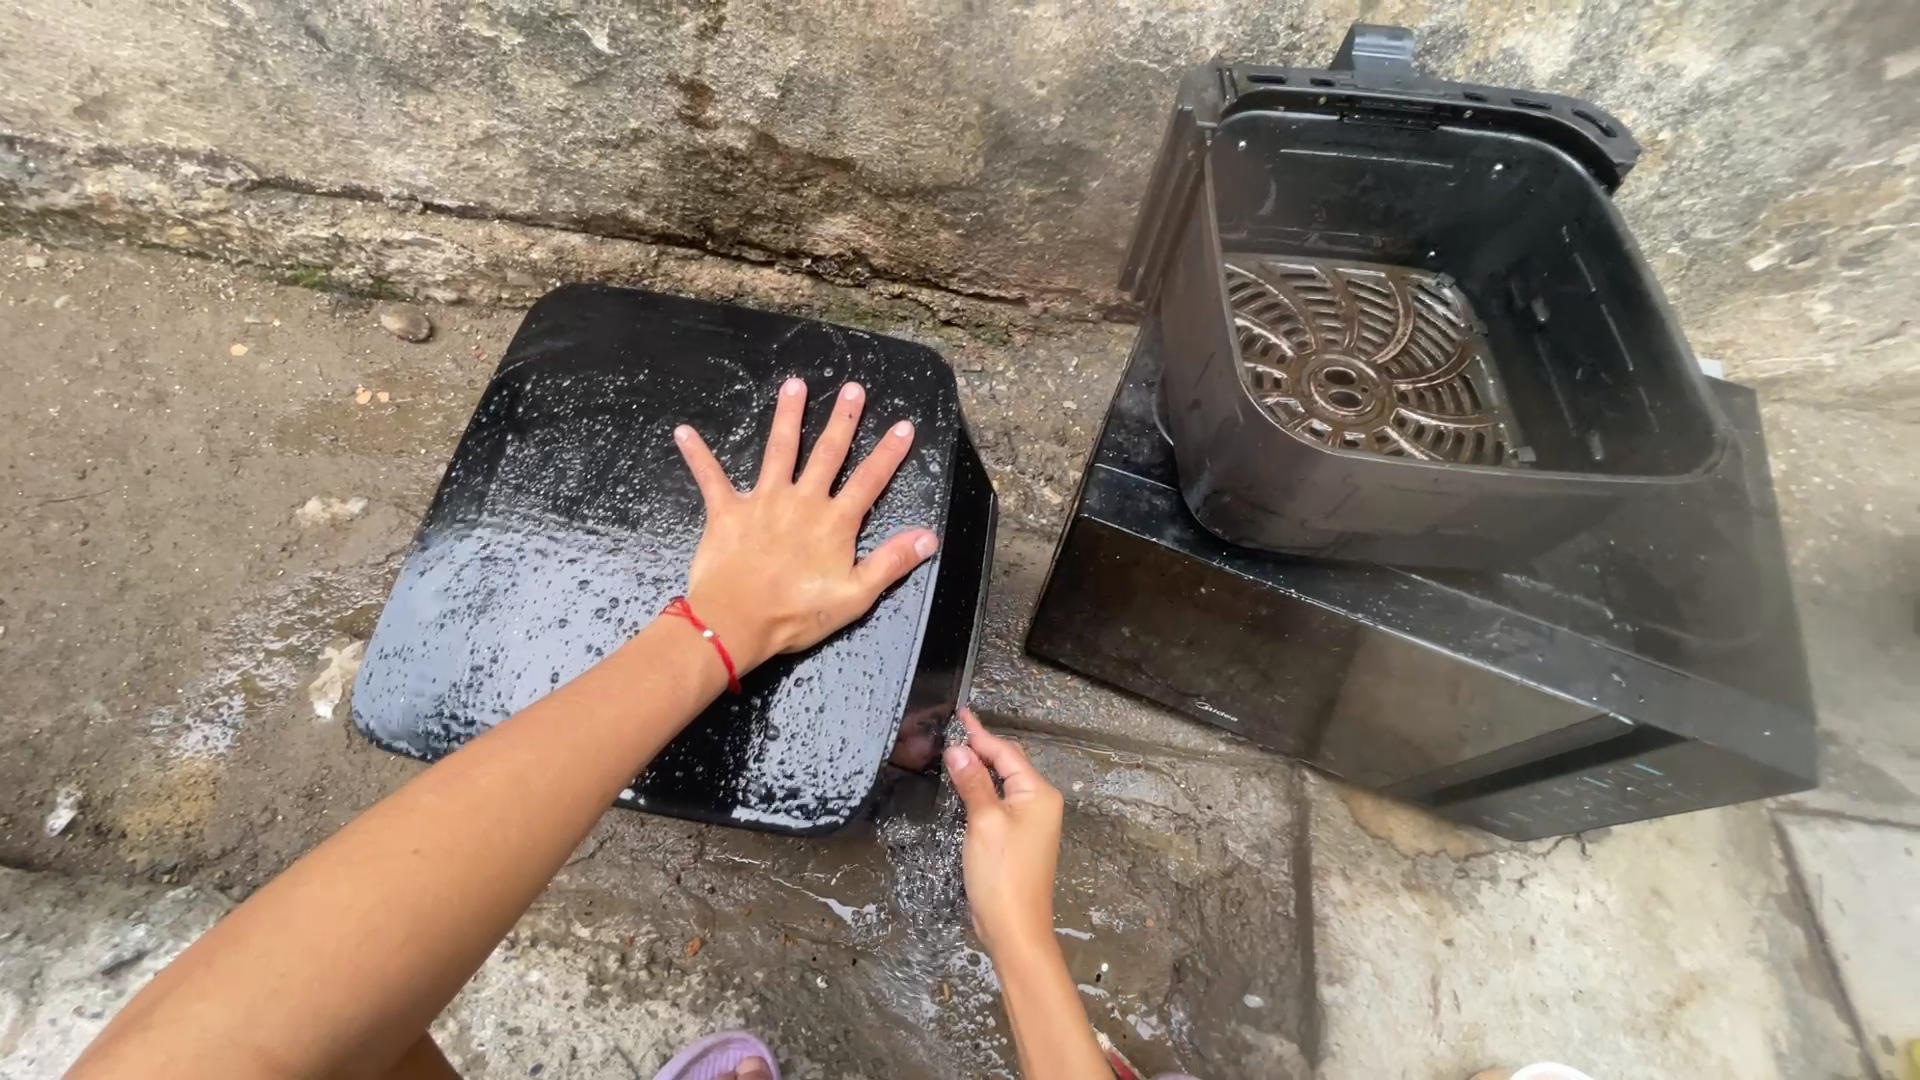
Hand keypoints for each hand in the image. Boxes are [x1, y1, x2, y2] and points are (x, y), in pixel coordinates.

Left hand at [674, 378, 938, 671]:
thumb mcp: (856, 595)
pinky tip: (684, 432)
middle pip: (827, 454)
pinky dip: (698, 455)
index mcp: (834, 522)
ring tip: (794, 385)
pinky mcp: (727, 511)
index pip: (870, 480)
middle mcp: (802, 501)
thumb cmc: (797, 613)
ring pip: (778, 450)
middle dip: (842, 420)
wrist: (736, 622)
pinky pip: (711, 478)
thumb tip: (929, 536)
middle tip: (852, 388)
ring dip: (786, 416)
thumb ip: (892, 562)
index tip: (904, 425)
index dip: (889, 453)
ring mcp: (763, 502)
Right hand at [944, 709, 1065, 954]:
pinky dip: (984, 789)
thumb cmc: (1002, 874)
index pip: (1006, 752)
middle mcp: (1041, 802)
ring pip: (1005, 782)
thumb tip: (958, 750)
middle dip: (983, 747)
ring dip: (982, 767)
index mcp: (1038, 793)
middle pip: (1009, 763)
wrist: (1016, 929)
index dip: (980, 734)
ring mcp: (1033, 822)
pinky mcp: (1021, 838)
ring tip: (959, 750)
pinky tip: (969, 785)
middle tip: (956, 730)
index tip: (961, 715)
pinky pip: (1003, 801)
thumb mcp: (983, 821)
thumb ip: (971, 782)